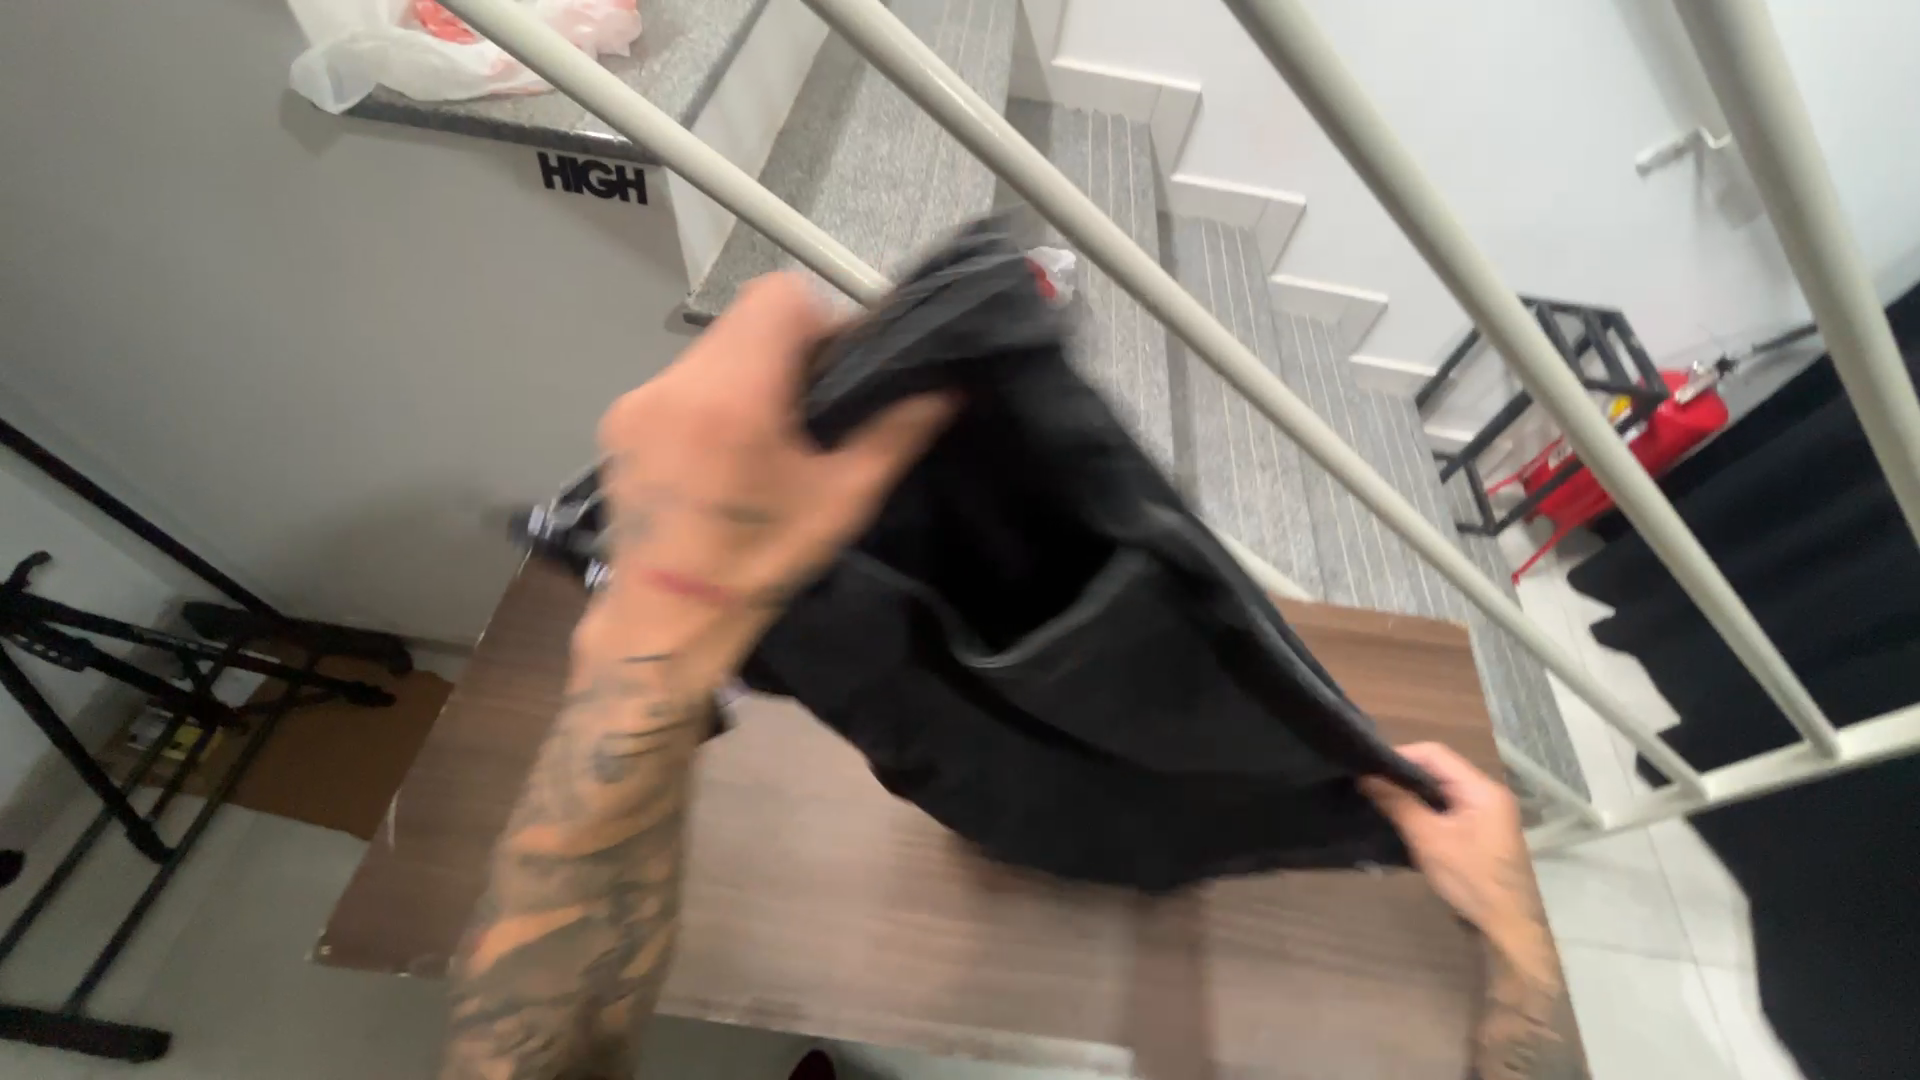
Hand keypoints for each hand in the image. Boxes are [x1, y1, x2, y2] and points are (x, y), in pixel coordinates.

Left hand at [579, 273, 957, 680]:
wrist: (664, 623)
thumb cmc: (759, 568)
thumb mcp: (842, 503)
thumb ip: (896, 434)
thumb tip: (945, 388)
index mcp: (732, 400)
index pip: (782, 298)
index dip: (825, 322)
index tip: (843, 370)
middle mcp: (675, 385)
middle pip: (748, 319)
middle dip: (792, 348)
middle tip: (815, 407)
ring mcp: (638, 400)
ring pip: (716, 347)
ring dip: (754, 372)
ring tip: (772, 435)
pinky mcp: (620, 420)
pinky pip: (684, 380)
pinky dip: (718, 396)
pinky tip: (729, 451)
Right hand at [1360, 743, 1541, 950]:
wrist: (1507, 928)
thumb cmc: (1470, 878)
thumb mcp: (1428, 838)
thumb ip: (1397, 801)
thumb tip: (1364, 775)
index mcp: (1481, 789)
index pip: (1434, 753)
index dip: (1399, 755)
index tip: (1369, 769)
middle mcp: (1487, 794)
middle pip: (1437, 768)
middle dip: (1402, 773)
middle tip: (1369, 783)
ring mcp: (1486, 812)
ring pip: (1440, 787)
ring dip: (1411, 790)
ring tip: (1379, 797)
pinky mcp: (1480, 829)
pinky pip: (1446, 804)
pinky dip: (1423, 805)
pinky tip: (1402, 815)